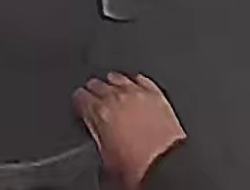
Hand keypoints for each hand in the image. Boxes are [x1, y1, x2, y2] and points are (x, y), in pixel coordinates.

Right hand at [74, 72, 186, 188]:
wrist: (169, 170)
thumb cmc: (139, 171)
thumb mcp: (108, 161)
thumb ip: (97, 139)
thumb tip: (97, 139)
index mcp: (100, 113)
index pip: (80, 96)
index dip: (80, 102)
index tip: (81, 106)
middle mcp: (116, 97)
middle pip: (97, 83)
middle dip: (94, 92)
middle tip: (96, 101)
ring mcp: (137, 92)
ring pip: (118, 77)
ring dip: (114, 85)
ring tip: (115, 93)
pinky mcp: (156, 93)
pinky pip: (141, 79)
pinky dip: (136, 83)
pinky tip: (136, 89)